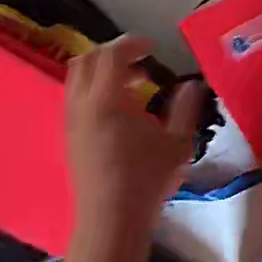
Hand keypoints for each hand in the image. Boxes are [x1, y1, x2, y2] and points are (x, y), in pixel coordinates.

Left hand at [64, 36, 204, 240]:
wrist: (112, 216)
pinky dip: (97, 91)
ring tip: (134, 86)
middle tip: (141, 62)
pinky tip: (123, 112)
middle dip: (112, 54)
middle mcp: (81, 104)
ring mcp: (71, 120)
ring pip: (77, 79)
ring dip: (103, 73)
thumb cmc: (149, 178)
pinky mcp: (69, 135)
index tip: (153, 47)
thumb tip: (192, 85)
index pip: (111, 55)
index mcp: (107, 101)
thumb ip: (185, 109)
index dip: (131, 44)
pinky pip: (77, 98)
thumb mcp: (178, 143)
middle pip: (86, 60)